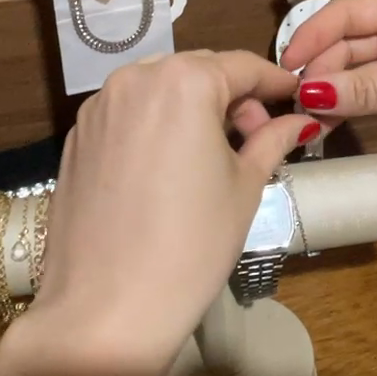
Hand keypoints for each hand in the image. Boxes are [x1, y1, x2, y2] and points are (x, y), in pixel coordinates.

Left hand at [23, 50, 316, 375]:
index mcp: (184, 81)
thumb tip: (300, 120)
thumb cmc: (191, 244)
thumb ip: (273, 139)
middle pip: (200, 70)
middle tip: (257, 138)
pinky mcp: (76, 136)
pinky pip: (130, 111)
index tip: (297, 97)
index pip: (243, 66)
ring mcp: (99, 106)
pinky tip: (171, 166)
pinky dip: (158, 121)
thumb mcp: (245, 186)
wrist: (105, 310)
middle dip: (234, 95)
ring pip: (162, 86)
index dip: (275, 82)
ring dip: (194, 105)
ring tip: (214, 153)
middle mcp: (136, 78)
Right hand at [279, 0, 376, 175]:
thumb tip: (307, 94)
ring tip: (303, 120)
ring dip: (332, 93)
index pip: (348, 13)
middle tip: (290, 104)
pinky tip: (327, 124)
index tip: (283, 66)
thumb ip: (366, 92)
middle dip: (321, 71)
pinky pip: (372, 93)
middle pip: (349, 43)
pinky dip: (352, 107)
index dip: (313, 36)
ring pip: (357, 72)